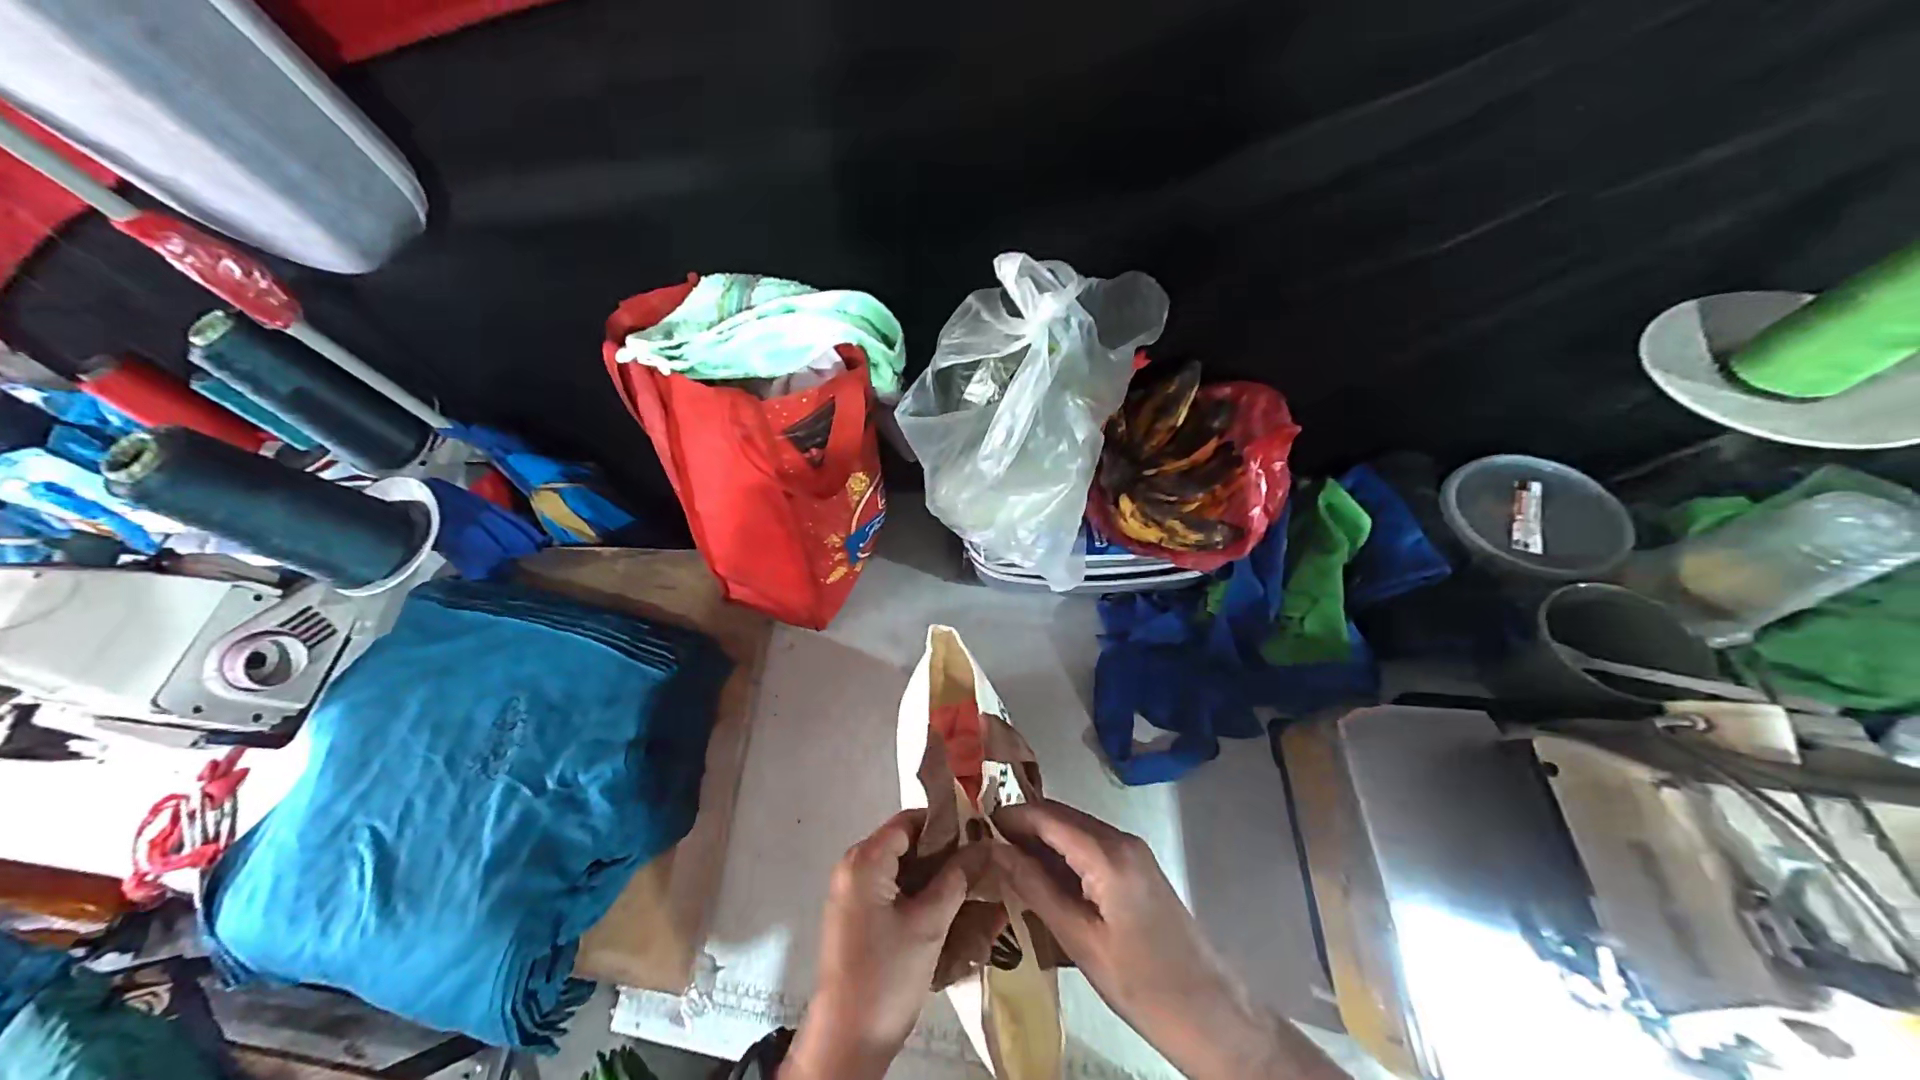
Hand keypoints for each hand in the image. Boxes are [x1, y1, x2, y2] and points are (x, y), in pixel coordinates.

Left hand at [782, 810, 980, 1079]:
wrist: (847, 1041)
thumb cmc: (887, 975)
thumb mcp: (929, 923)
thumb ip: (957, 878)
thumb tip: (984, 845)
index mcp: (863, 860)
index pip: (909, 820)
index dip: (946, 822)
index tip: (980, 832)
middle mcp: (853, 868)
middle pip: (905, 842)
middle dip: (944, 850)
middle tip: (983, 859)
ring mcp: (853, 893)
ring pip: (902, 868)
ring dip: (935, 873)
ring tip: (974, 881)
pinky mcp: (858, 917)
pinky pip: (893, 889)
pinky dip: (919, 892)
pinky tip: (950, 905)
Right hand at [992, 800, 1341, 1079]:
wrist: (1212, 1014)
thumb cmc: (1141, 983)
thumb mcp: (1080, 939)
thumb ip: (1035, 888)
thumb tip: (994, 851)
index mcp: (1108, 853)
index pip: (1047, 816)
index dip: (1010, 816)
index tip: (975, 828)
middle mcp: (1121, 840)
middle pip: (1062, 818)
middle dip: (1023, 827)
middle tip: (984, 849)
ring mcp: (1133, 854)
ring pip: (1076, 833)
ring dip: (1041, 842)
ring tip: (1005, 865)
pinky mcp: (1138, 870)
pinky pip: (1091, 849)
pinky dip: (1063, 857)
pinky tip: (1042, 880)